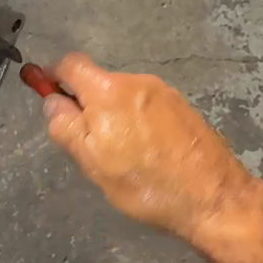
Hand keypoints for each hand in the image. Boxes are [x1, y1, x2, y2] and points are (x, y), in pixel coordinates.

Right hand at [41, 52, 262, 242]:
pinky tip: (148, 154)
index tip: (48, 94)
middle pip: (97, 81)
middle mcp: (136, 81)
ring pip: (122, 96)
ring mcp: (164, 92)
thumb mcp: (91, 161)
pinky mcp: (183, 108)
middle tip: (90, 145)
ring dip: (114, 116)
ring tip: (124, 156)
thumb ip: (64, 125)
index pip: (70, 63)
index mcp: (108, 90)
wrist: (215, 199)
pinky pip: (146, 106)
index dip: (53, 75)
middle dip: (87, 105)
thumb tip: (51, 100)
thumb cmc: (146, 184)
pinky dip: (137, 123)